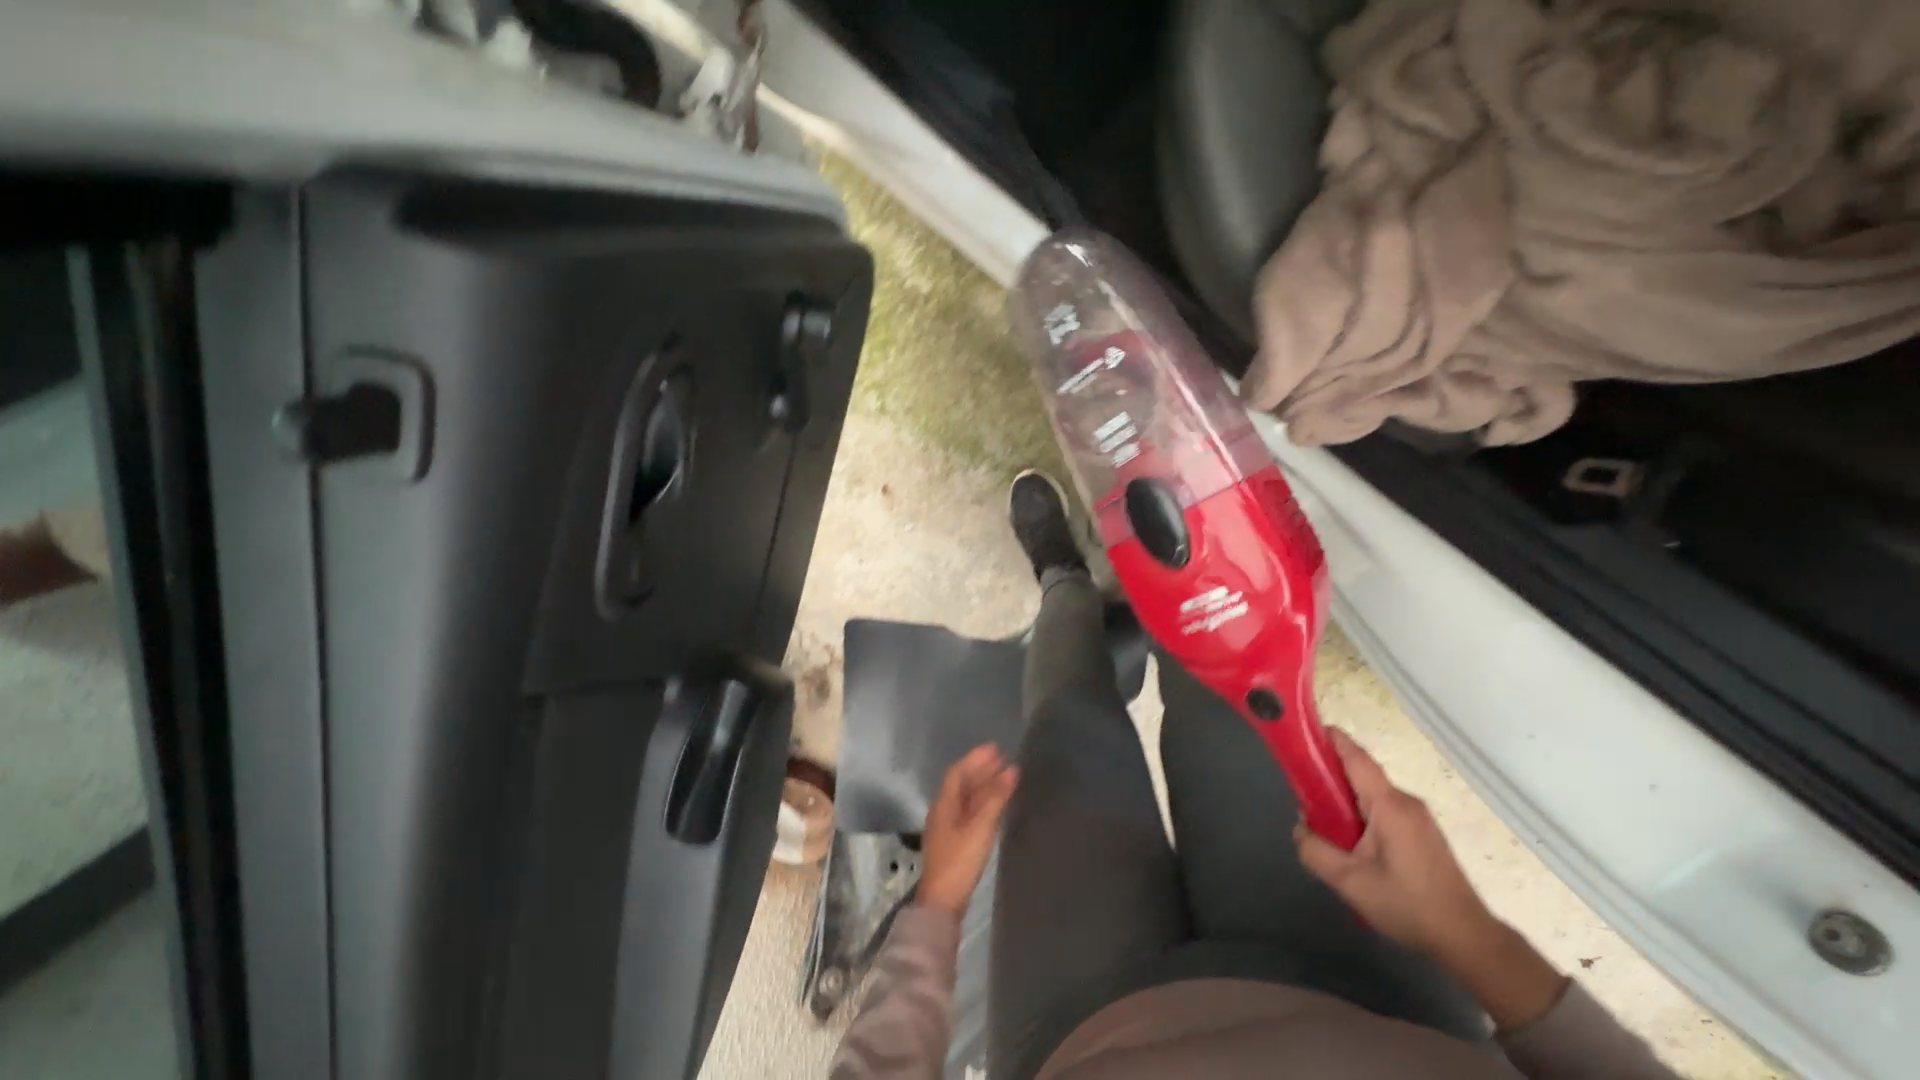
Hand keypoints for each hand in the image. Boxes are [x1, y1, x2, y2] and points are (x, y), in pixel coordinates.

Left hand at [917, 744, 1019, 916]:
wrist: (943, 901)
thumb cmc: (960, 860)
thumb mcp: (980, 827)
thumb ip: (995, 798)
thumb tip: (1012, 770)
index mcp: (944, 804)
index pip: (958, 772)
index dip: (976, 758)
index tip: (996, 748)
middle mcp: (943, 811)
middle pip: (962, 784)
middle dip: (981, 769)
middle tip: (1003, 758)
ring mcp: (948, 827)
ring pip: (966, 798)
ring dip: (984, 785)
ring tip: (1004, 776)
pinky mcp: (955, 842)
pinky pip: (970, 812)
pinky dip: (984, 802)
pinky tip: (996, 804)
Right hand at [1294, 729, 1492, 953]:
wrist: (1466, 937)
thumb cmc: (1408, 905)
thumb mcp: (1350, 883)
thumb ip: (1315, 851)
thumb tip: (1300, 828)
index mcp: (1389, 806)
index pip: (1357, 759)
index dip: (1332, 739)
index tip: (1305, 729)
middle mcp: (1406, 803)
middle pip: (1362, 775)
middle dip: (1329, 775)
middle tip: (1299, 789)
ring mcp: (1419, 818)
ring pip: (1372, 796)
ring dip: (1344, 800)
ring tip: (1320, 822)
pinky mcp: (1423, 834)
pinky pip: (1384, 811)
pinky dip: (1360, 814)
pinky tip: (1349, 841)